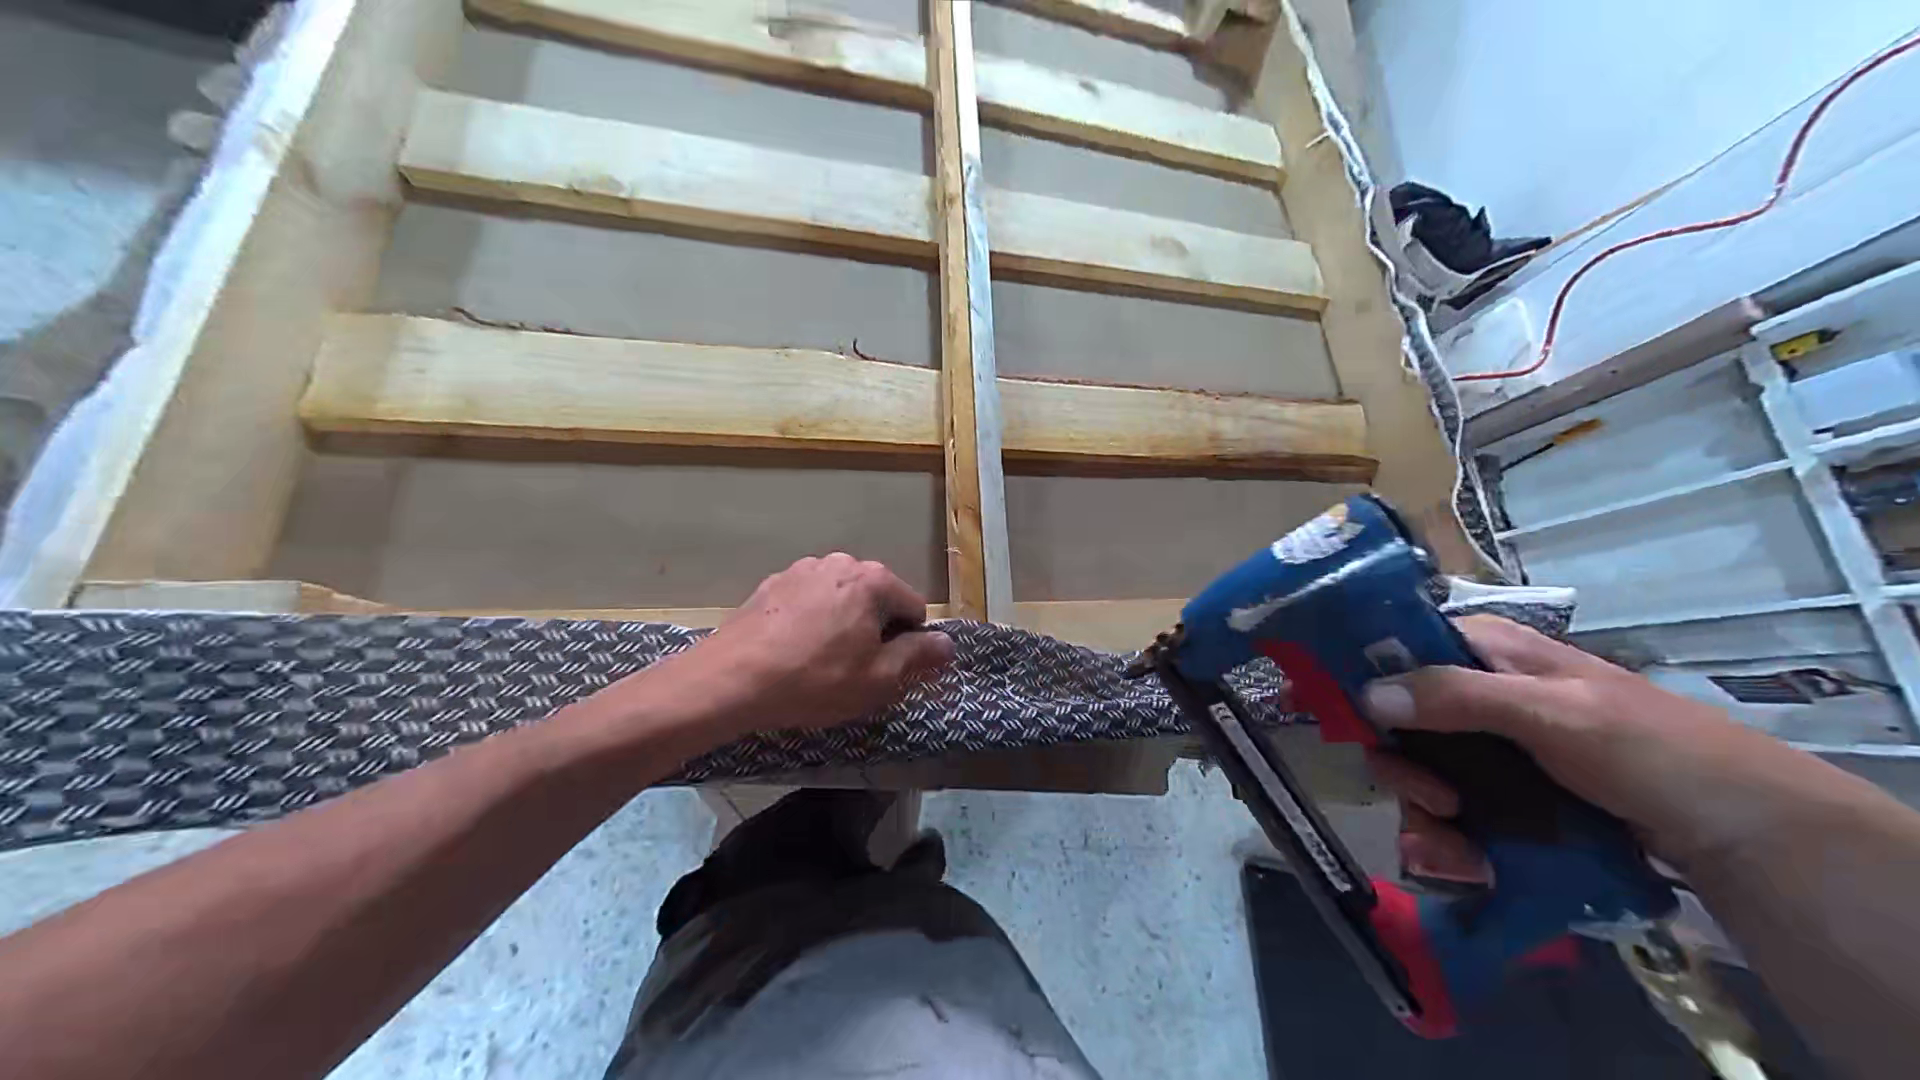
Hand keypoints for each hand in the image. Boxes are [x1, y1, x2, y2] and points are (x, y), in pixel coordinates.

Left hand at [656, 554, 955, 736]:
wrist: (730, 680)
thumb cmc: (814, 680)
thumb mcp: (878, 678)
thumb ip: (919, 656)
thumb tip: (948, 643)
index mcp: (873, 580)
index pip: (914, 609)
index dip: (908, 645)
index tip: (886, 672)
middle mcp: (840, 563)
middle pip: (877, 600)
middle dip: (874, 632)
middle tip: (853, 671)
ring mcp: (802, 569)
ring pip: (841, 600)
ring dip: (842, 625)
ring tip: (818, 663)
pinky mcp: (772, 584)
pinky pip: (809, 602)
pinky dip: (811, 622)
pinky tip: (791, 651)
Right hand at [1359, 614, 1794, 871]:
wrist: (1750, 838)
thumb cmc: (1652, 749)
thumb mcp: (1552, 712)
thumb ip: (1457, 696)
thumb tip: (1366, 695)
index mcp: (1485, 650)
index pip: (1397, 646)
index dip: (1366, 678)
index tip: (1351, 719)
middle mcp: (1476, 691)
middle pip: (1399, 719)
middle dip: (1402, 768)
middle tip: (1432, 802)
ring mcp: (1491, 745)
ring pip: (1419, 769)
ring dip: (1425, 814)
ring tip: (1456, 851)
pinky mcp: (1506, 792)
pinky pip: (1451, 807)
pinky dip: (1449, 837)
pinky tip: (1466, 863)